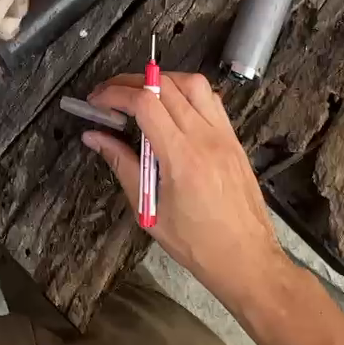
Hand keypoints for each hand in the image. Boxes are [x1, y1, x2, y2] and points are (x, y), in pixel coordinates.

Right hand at [82, 71, 290, 304]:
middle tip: (111, 96)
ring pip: (191, 83)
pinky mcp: (233, 140)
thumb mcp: (149, 209)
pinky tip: (172, 109)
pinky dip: (185, 92)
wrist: (249, 262)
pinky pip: (210, 99)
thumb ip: (121, 164)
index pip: (145, 103)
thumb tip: (94, 137)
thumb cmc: (198, 244)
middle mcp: (205, 138)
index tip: (97, 100)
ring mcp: (223, 136)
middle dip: (130, 83)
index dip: (115, 93)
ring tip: (142, 97)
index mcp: (182, 157)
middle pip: (164, 85)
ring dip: (160, 82)